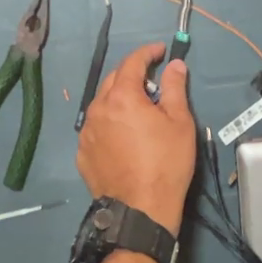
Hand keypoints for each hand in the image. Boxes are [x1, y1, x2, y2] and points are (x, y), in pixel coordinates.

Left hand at [77, 42, 195, 236]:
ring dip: (118, 98)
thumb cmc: (166, 163)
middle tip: (152, 80)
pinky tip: (122, 134)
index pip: (132, 62)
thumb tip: (174, 64)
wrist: (140, 212)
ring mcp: (86, 132)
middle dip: (132, 73)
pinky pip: (96, 127)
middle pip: (114, 79)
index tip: (160, 50)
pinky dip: (109, 122)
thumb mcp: (179, 122)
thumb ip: (174, 88)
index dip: (147, 52)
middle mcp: (98, 109)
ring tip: (137, 108)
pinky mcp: (82, 154)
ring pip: (102, 103)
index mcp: (122, 96)